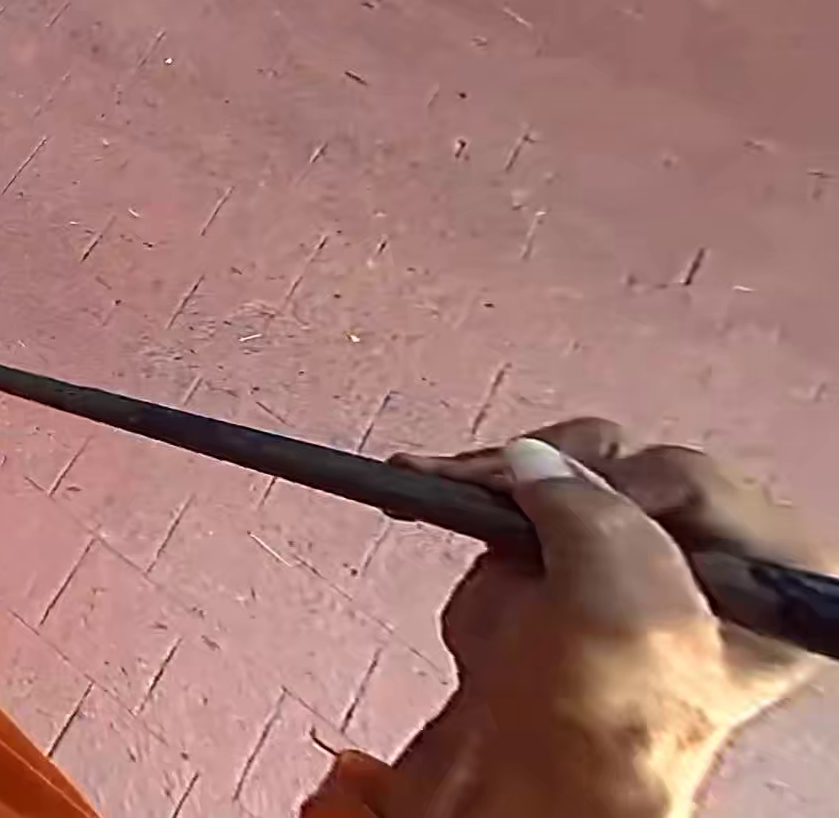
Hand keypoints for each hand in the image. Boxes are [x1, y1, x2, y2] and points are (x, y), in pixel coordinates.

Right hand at [382, 419, 828, 817]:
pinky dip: (456, 473)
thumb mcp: (626, 615)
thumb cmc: (602, 701)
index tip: (558, 522)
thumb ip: (597, 525)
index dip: (615, 491)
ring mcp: (609, 533)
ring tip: (443, 484)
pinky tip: (422, 475)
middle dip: (540, 472)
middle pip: (612, 458)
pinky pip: (503, 475)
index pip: (690, 480)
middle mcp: (692, 543)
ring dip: (487, 468)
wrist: (524, 728)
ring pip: (550, 457)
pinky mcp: (542, 530)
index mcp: (762, 569)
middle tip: (495, 495)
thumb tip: (531, 458)